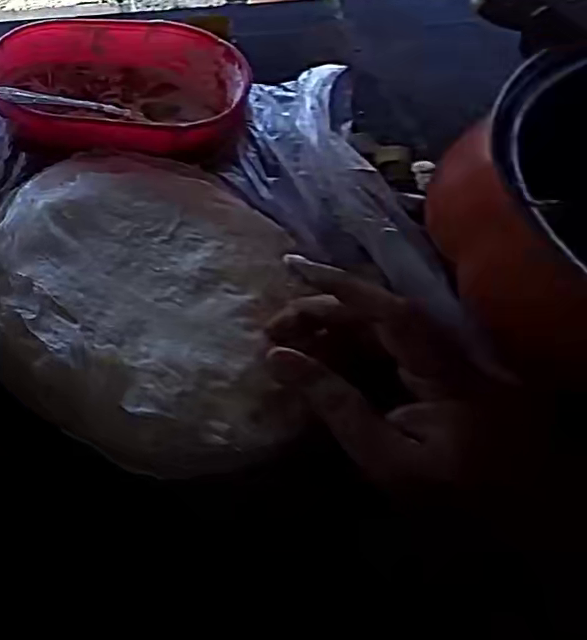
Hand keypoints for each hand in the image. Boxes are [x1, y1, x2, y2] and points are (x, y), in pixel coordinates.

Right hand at [265, 256, 535, 502]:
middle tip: (272, 332)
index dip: (340, 285)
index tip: (290, 266)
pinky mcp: (454, 390)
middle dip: (319, 314)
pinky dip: (348, 350)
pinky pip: (392, 353)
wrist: (543, 548)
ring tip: (287, 347)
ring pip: (383, 333)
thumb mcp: (389, 461)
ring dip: (329, 332)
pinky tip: (318, 362)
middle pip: (381, 318)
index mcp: (455, 380)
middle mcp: (462, 367)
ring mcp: (461, 378)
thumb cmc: (463, 505)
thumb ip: (334, 404)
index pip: (394, 314)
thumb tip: (276, 354)